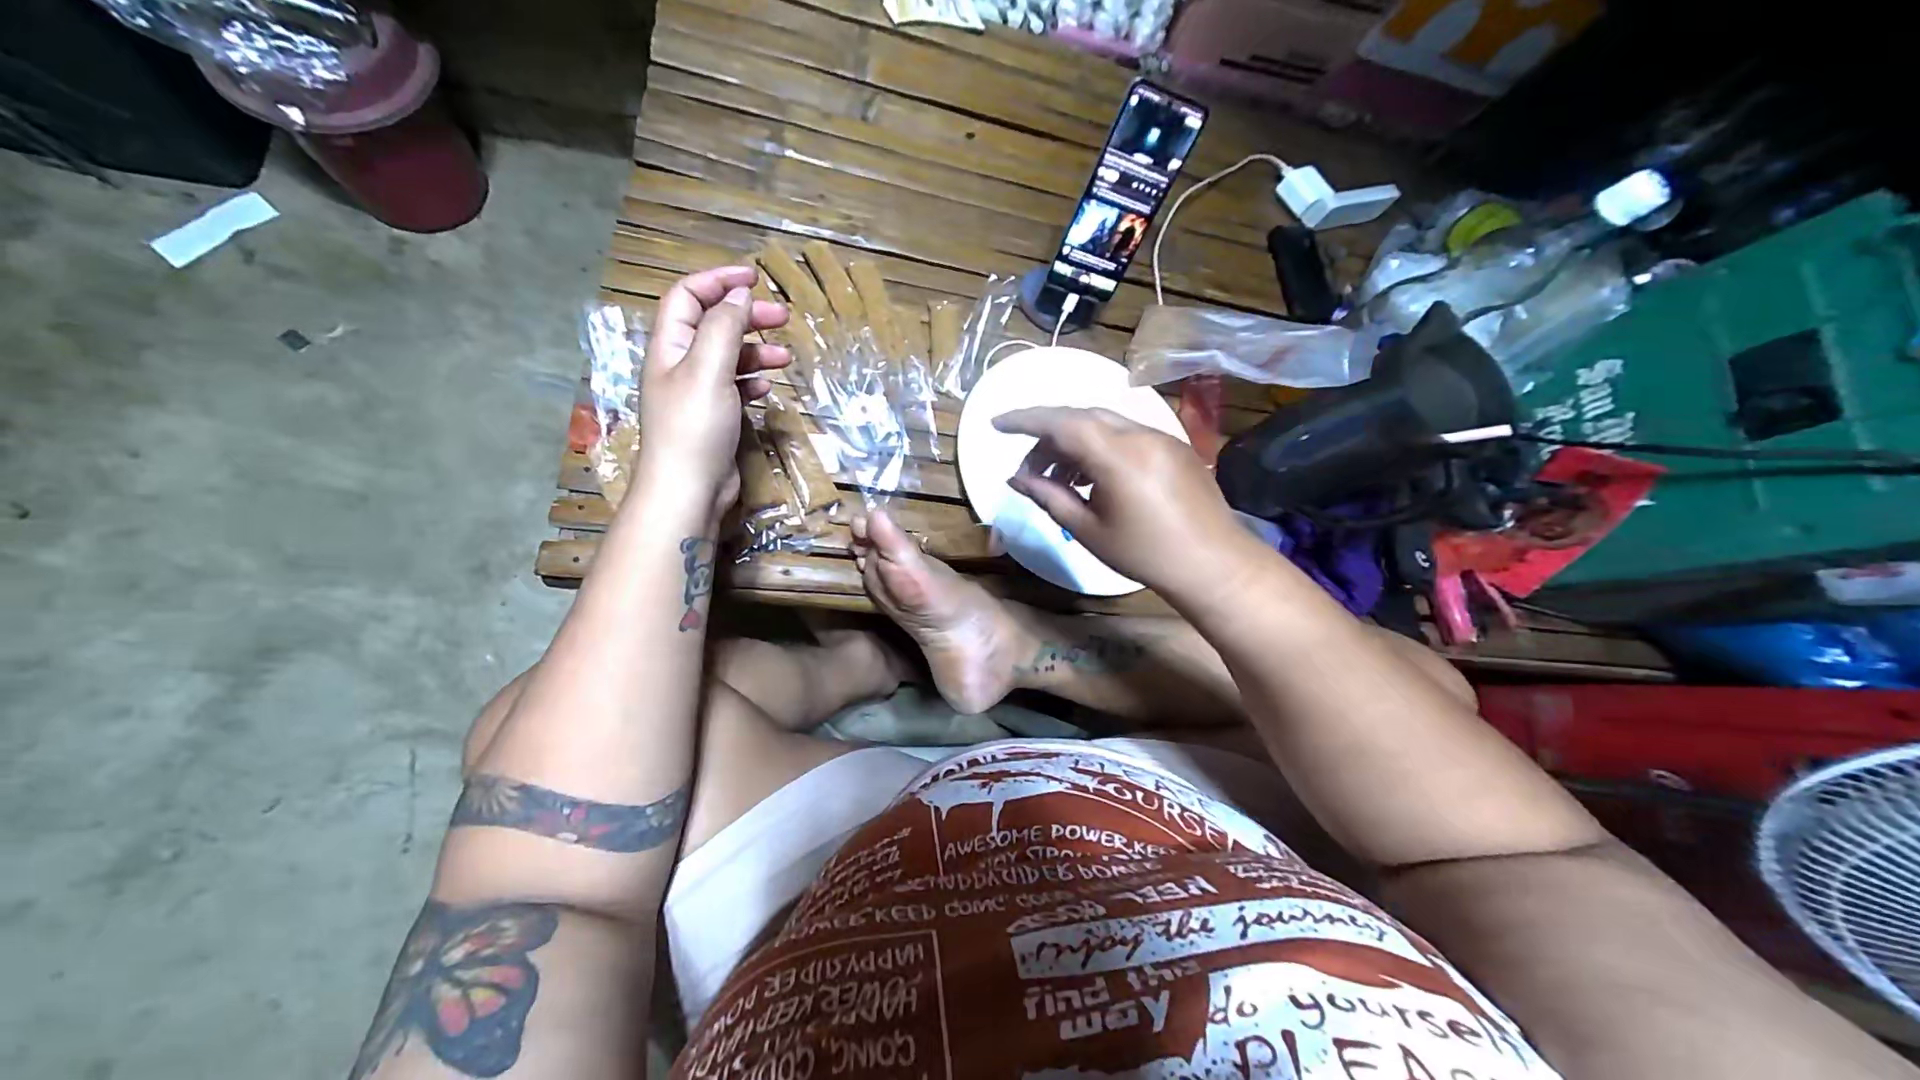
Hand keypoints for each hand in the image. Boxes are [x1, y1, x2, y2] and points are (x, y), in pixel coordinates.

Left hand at [637, 266, 790, 517]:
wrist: (688, 490)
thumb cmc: (694, 427)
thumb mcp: (709, 369)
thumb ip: (724, 327)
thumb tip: (741, 295)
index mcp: (669, 346)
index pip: (688, 297)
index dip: (718, 280)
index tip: (755, 278)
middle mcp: (680, 365)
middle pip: (713, 324)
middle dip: (747, 315)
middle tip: (783, 316)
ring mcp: (697, 392)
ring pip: (728, 356)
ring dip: (757, 349)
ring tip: (786, 356)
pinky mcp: (713, 417)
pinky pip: (735, 386)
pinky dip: (753, 379)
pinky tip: (769, 385)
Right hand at [994, 406, 1259, 598]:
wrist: (1213, 564)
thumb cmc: (1145, 554)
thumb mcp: (1087, 529)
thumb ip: (1049, 496)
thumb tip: (1016, 478)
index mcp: (1116, 454)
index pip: (1060, 421)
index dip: (1024, 420)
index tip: (997, 424)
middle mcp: (1139, 433)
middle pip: (1081, 417)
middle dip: (1047, 435)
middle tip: (1028, 467)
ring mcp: (1161, 437)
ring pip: (1105, 423)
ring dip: (1074, 441)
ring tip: (1057, 477)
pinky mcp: (1174, 447)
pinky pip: (1127, 434)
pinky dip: (1100, 446)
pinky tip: (1091, 477)